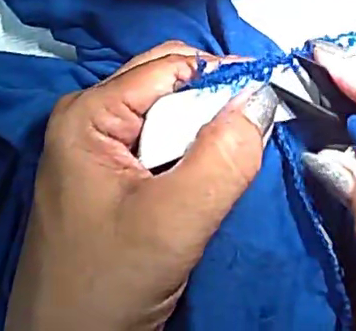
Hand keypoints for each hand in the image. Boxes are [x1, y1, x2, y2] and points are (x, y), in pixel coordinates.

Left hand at [6, 41, 280, 330]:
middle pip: (164, 80)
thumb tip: (260, 98)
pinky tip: (208, 164)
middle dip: (212, 96)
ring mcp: (92, 142)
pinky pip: (155, 135)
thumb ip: (220, 160)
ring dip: (203, 121)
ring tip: (238, 144)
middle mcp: (87, 114)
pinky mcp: (104, 170)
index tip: (268, 90)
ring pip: (163, 108)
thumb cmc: (105, 287)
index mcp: (87, 112)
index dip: (220, 73)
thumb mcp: (170, 225)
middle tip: (257, 120)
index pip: (167, 66)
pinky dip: (188, 143)